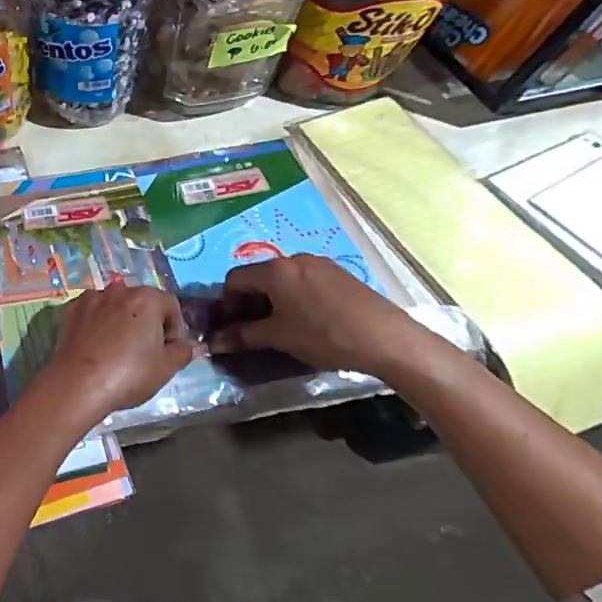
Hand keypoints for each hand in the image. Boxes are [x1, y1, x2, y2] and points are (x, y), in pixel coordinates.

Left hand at [34, 282, 195, 423]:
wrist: (77, 384)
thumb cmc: (128, 374)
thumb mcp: (166, 367)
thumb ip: (182, 350)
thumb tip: (189, 345)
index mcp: (146, 298)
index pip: (170, 305)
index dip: (174, 328)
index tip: (168, 349)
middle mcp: (117, 290)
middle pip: (141, 302)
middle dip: (147, 321)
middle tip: (145, 349)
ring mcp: (90, 298)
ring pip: (114, 305)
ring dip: (120, 319)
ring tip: (117, 347)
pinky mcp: (70, 310)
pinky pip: (91, 311)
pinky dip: (97, 322)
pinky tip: (96, 345)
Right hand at [203, 255, 442, 376]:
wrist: (388, 340)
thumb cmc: (325, 336)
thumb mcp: (279, 338)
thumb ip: (243, 336)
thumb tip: (213, 342)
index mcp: (275, 270)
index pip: (234, 279)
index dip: (228, 302)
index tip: (235, 325)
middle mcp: (294, 259)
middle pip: (258, 276)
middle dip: (249, 301)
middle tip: (255, 327)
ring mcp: (320, 264)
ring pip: (282, 278)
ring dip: (272, 299)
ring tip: (282, 325)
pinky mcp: (339, 273)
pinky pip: (303, 280)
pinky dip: (294, 296)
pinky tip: (308, 319)